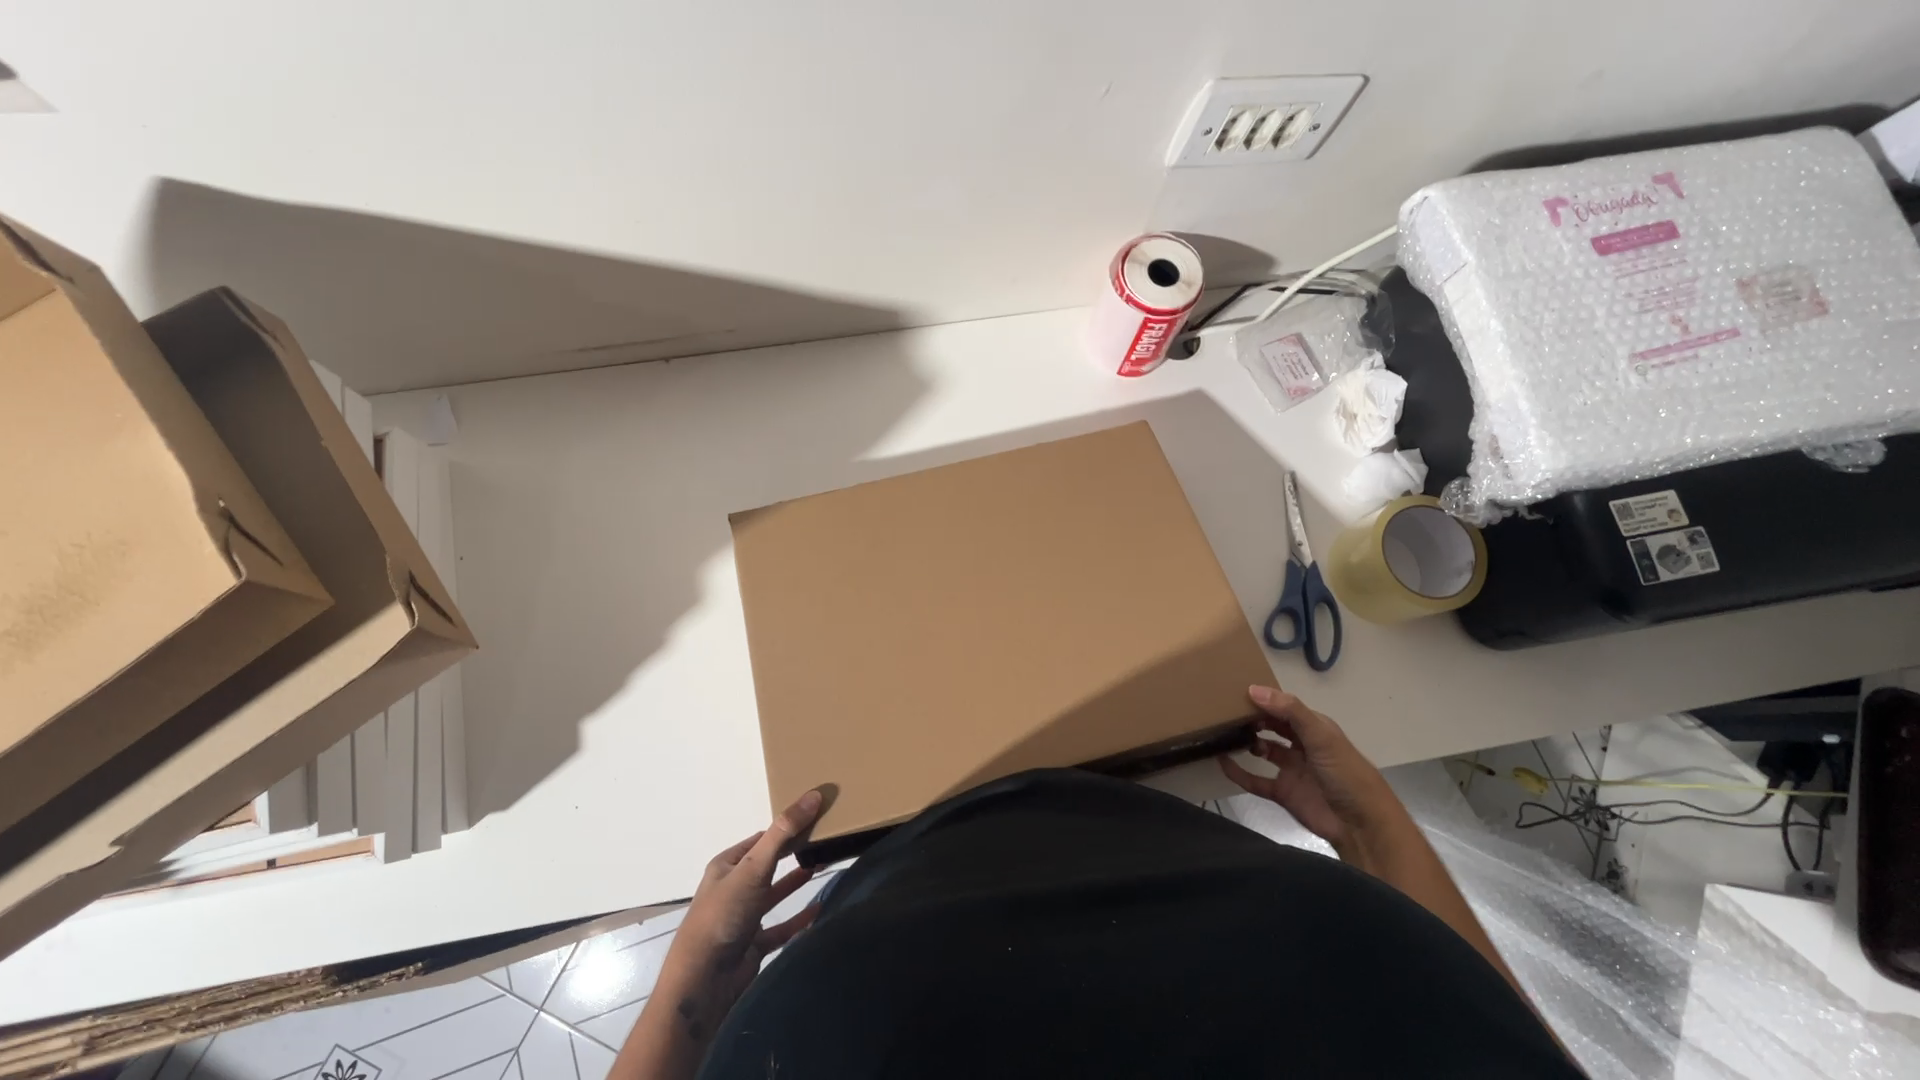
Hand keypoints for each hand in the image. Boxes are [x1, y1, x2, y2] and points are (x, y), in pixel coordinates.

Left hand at [673, 789, 824, 1007]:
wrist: (704, 981)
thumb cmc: (724, 915)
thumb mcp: (753, 867)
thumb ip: (783, 833)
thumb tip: (814, 795)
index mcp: (726, 867)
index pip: (760, 840)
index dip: (785, 828)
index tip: (815, 818)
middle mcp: (733, 889)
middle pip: (767, 865)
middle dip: (793, 853)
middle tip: (824, 840)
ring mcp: (743, 917)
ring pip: (774, 894)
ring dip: (795, 882)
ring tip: (823, 867)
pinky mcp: (752, 944)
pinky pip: (781, 927)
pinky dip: (799, 919)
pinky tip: (819, 910)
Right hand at [1219, 685, 1407, 864]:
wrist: (1361, 825)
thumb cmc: (1345, 774)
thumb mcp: (1321, 737)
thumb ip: (1290, 712)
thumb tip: (1253, 689)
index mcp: (1315, 728)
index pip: (1286, 708)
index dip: (1265, 700)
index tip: (1235, 692)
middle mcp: (1303, 746)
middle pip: (1274, 727)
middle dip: (1253, 719)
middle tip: (1225, 712)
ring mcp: (1292, 770)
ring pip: (1264, 751)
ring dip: (1246, 743)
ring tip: (1221, 733)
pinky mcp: (1283, 793)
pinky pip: (1255, 781)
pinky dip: (1239, 773)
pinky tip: (1222, 763)